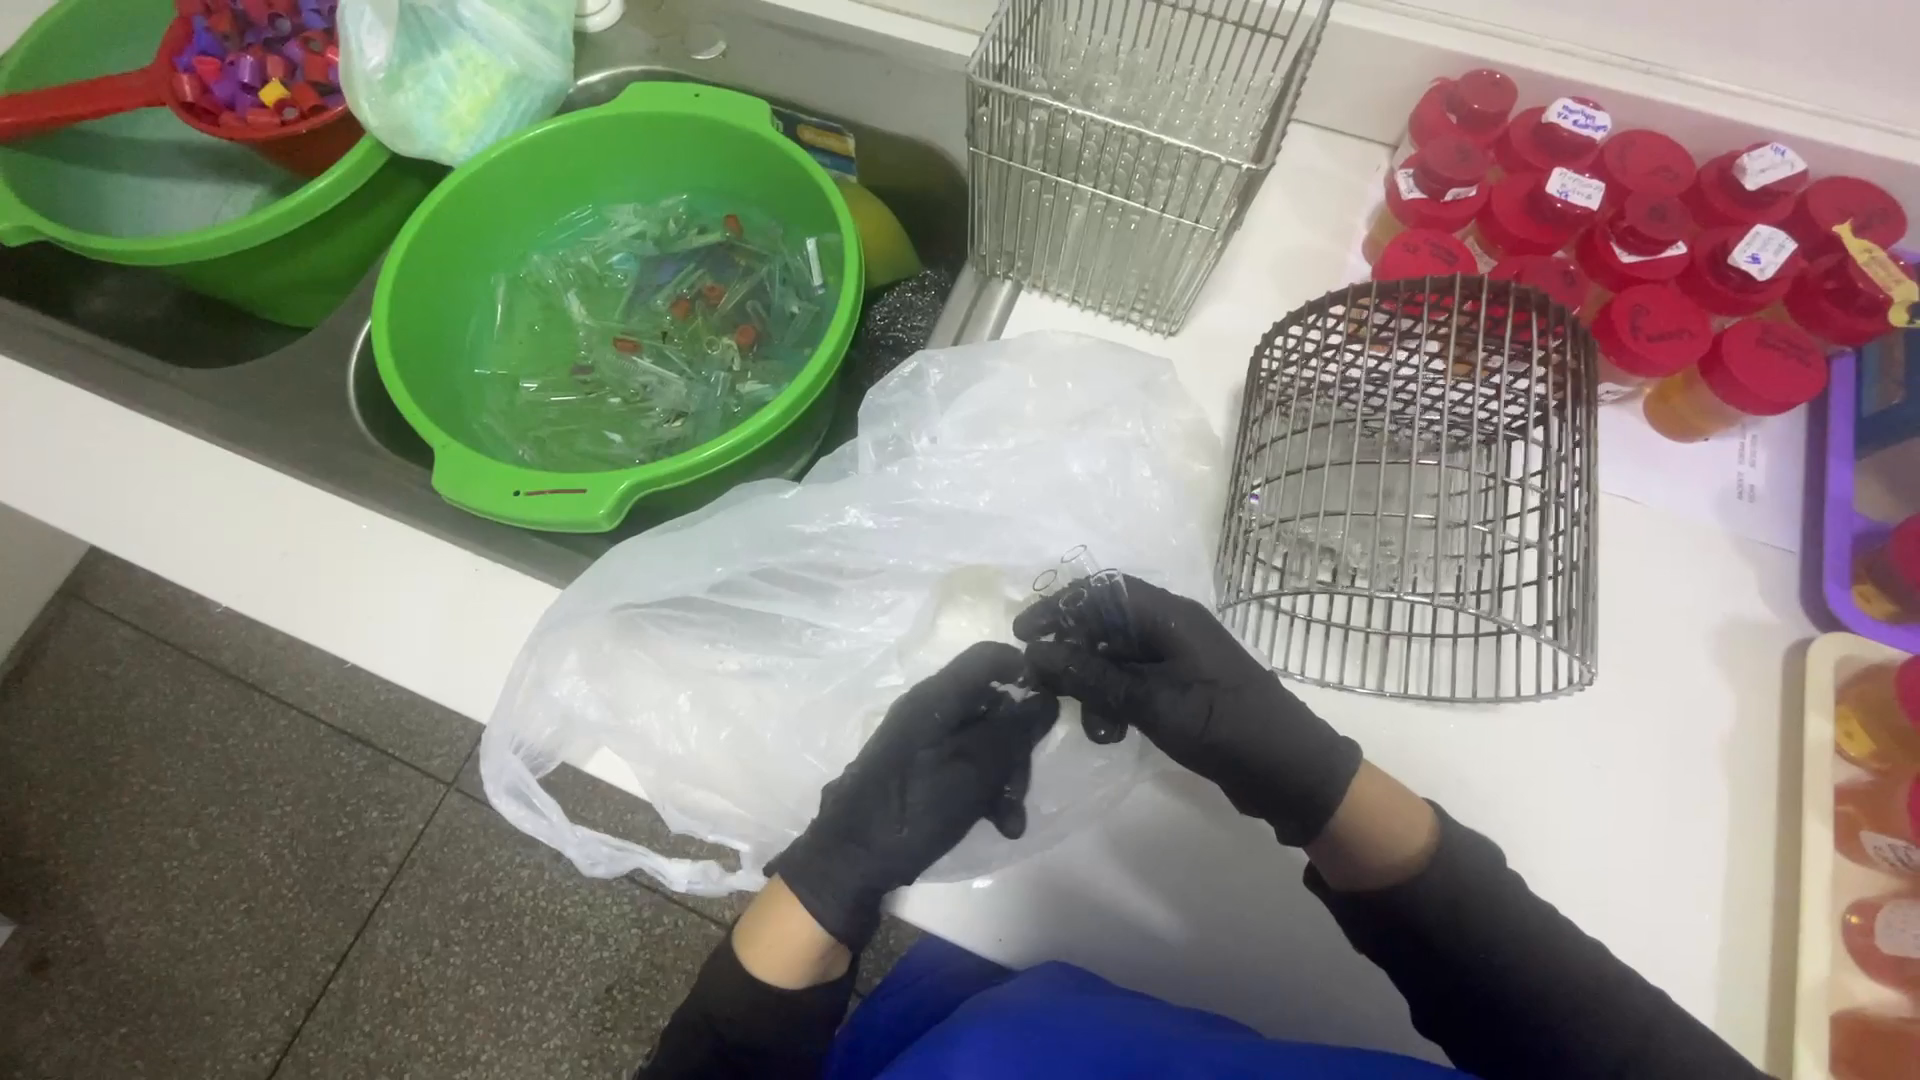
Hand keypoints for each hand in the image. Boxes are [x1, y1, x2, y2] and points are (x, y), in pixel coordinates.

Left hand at [769, 642, 1057, 948]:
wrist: (852, 859)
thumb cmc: (916, 807)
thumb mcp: (976, 770)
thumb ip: (1014, 732)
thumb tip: (1045, 697)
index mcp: (937, 697)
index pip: (987, 657)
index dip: (1023, 669)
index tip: (1049, 700)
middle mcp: (930, 709)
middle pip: (991, 706)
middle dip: (1016, 747)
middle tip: (1022, 788)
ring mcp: (924, 739)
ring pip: (983, 740)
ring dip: (1005, 777)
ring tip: (1012, 821)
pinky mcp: (921, 768)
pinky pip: (965, 764)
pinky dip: (985, 790)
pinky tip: (1000, 824)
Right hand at [1014, 573, 1361, 846]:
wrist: (1290, 774)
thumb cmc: (1226, 729)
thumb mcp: (1153, 704)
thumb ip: (1093, 677)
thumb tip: (1037, 654)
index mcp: (1171, 616)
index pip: (1103, 590)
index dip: (1060, 606)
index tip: (1025, 634)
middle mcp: (1171, 627)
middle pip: (1104, 621)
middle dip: (1070, 649)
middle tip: (1040, 680)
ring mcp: (1176, 657)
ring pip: (1114, 654)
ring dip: (1090, 682)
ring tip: (1085, 720)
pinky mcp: (1178, 686)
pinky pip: (1130, 680)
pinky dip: (1111, 700)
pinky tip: (1108, 731)